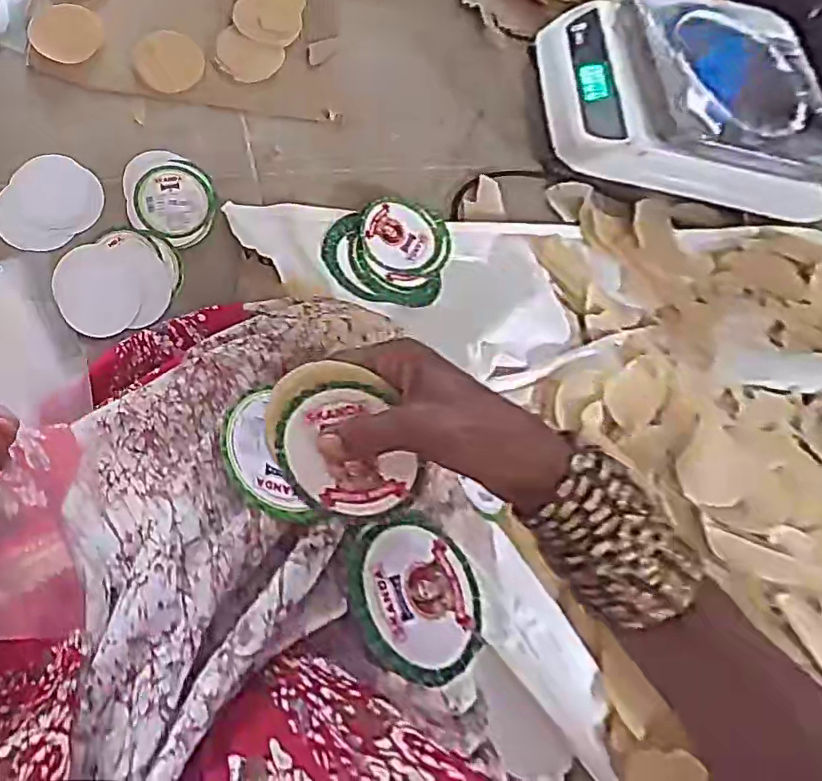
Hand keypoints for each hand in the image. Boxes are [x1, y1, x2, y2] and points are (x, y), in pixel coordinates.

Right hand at [318, 339, 570, 512]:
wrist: (531, 465)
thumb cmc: (475, 432)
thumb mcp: (418, 428)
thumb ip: (368, 432)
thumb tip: (321, 440)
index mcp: (402, 356)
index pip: (345, 361)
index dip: (317, 381)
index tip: (290, 404)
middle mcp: (404, 370)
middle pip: (354, 386)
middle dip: (330, 411)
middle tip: (301, 436)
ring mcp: (414, 396)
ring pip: (367, 410)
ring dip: (348, 430)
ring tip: (322, 454)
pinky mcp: (423, 422)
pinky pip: (383, 428)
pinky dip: (367, 443)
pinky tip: (353, 463)